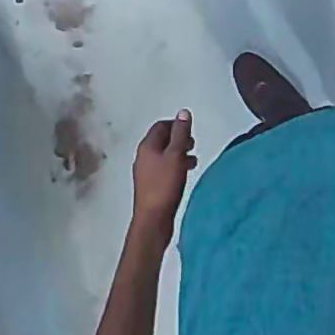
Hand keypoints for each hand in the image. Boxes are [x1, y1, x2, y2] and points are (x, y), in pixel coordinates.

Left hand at [130, 109, 195, 243]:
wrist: (152, 221)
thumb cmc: (164, 186)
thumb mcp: (176, 155)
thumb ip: (180, 133)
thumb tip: (183, 112)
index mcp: (147, 146)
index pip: (161, 126)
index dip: (176, 124)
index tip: (190, 130)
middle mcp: (143, 156)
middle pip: (161, 139)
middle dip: (178, 139)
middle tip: (192, 144)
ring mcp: (145, 172)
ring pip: (163, 154)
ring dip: (177, 153)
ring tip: (192, 160)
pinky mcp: (149, 186)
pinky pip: (163, 168)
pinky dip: (174, 166)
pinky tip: (183, 174)